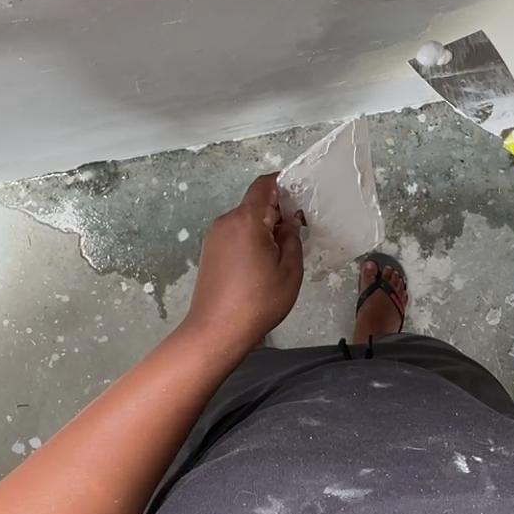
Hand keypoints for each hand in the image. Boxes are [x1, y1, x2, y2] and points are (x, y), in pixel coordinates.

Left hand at [184, 174, 303, 348]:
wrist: (216, 330)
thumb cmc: (258, 301)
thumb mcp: (289, 270)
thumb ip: (292, 239)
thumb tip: (289, 222)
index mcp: (246, 220)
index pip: (264, 185)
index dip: (285, 183)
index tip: (303, 195)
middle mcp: (227, 221)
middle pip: (255, 203)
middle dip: (278, 211)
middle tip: (300, 230)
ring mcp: (215, 237)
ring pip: (246, 220)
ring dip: (265, 227)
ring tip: (282, 252)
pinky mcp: (210, 252)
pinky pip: (236, 234)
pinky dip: (251, 239)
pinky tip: (263, 263)